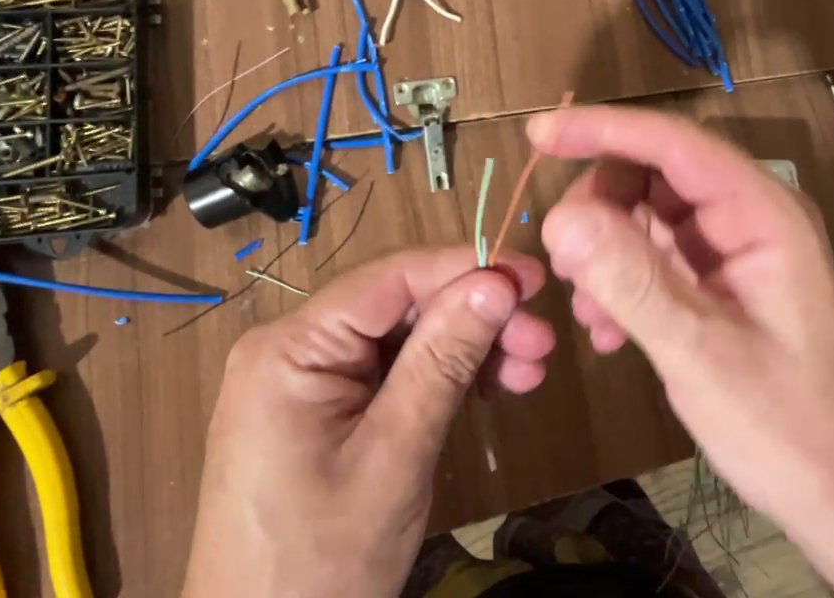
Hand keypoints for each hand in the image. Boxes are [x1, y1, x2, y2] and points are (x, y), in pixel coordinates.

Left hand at [183, 247, 555, 597]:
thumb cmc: (320, 563)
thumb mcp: (394, 458)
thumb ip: (443, 361)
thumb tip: (495, 281)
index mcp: (291, 347)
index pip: (391, 278)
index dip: (466, 268)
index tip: (534, 278)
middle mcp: (292, 348)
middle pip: (398, 307)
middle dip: (474, 317)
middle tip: (542, 343)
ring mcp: (304, 382)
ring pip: (400, 340)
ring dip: (465, 349)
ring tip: (529, 373)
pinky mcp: (320, 412)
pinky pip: (387, 374)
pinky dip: (438, 379)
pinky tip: (487, 389)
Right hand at [530, 106, 833, 596]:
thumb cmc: (788, 428)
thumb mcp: (701, 356)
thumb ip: (632, 283)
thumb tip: (562, 218)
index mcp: (765, 215)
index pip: (675, 143)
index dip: (604, 129)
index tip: (538, 134)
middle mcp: (752, 216)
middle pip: (657, 172)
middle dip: (600, 204)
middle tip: (560, 260)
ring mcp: (737, 247)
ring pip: (650, 211)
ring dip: (605, 247)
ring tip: (586, 308)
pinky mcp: (723, 279)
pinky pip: (658, 252)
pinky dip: (623, 278)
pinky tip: (607, 328)